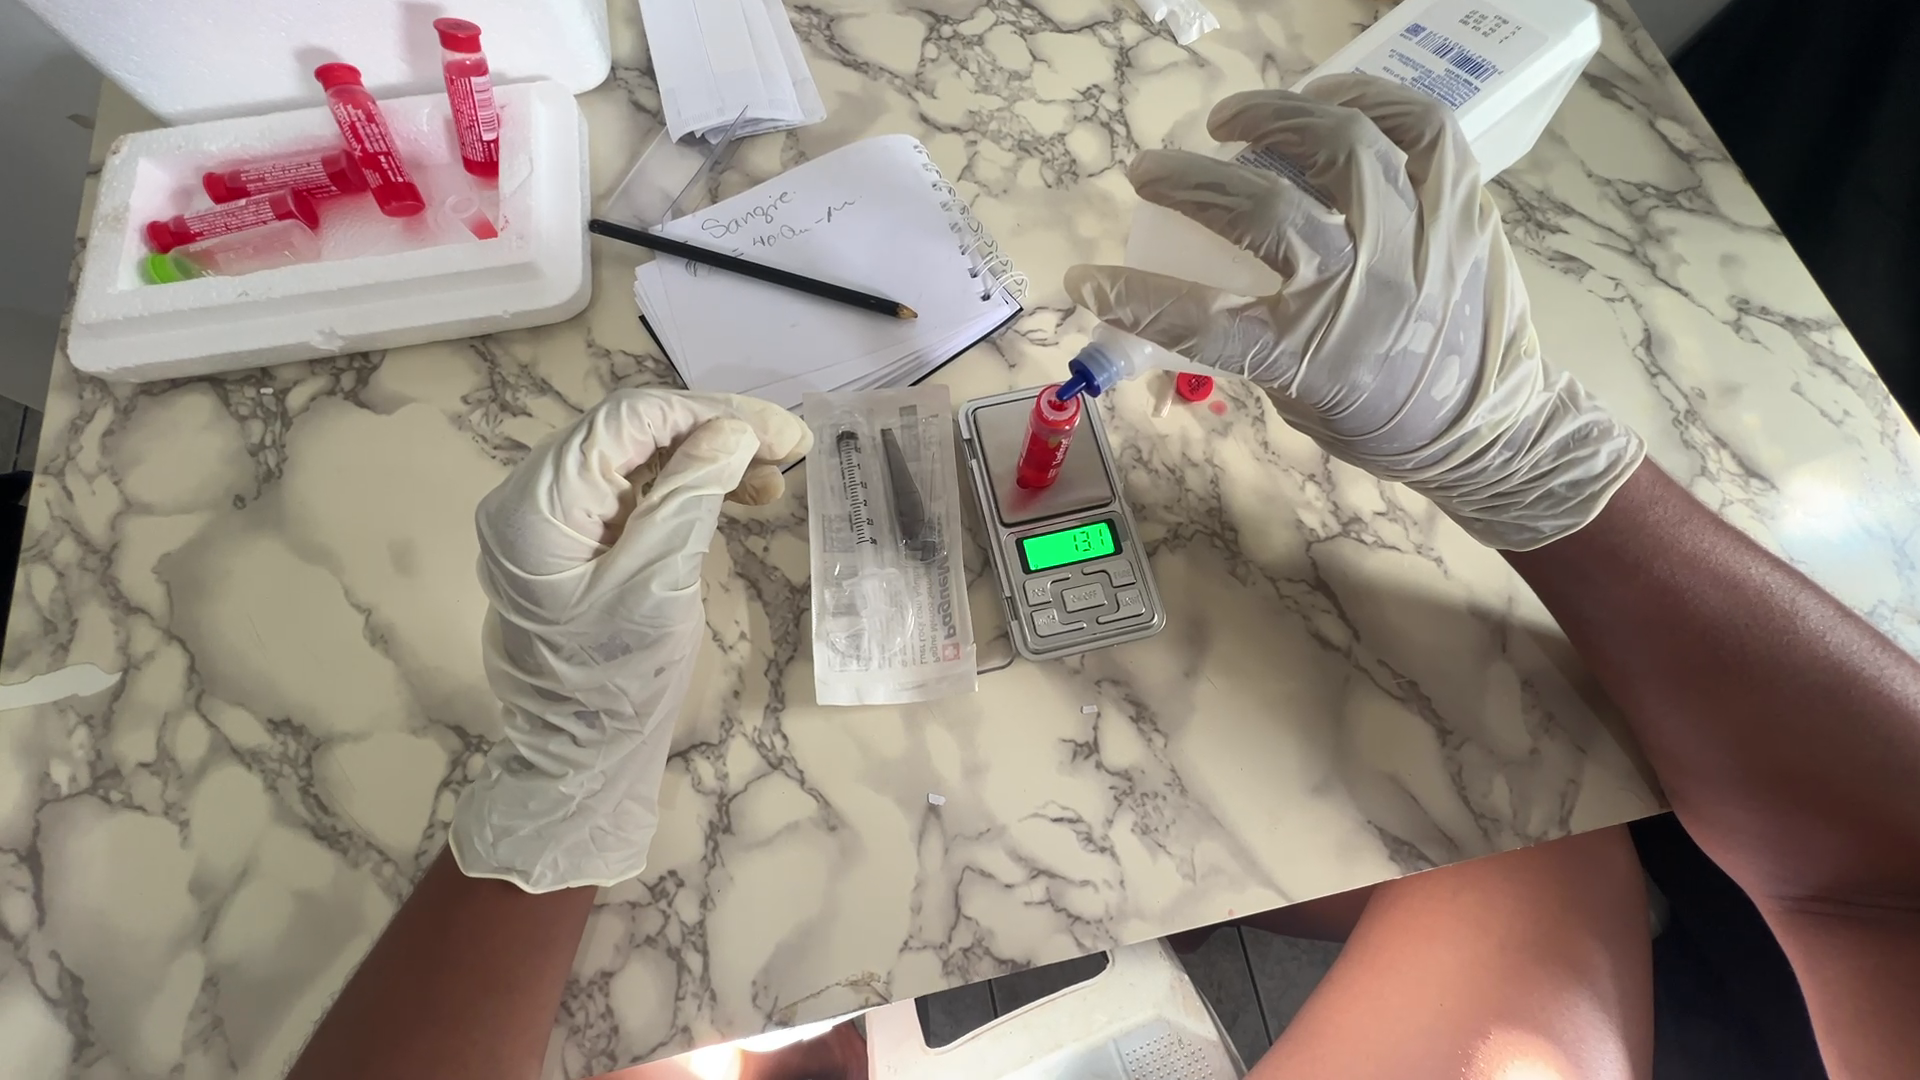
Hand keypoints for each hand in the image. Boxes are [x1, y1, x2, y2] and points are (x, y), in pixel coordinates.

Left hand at [450, 389, 810, 892]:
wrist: (584, 751)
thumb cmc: (617, 680)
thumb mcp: (659, 583)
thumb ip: (690, 496)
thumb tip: (733, 429)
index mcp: (538, 505)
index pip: (626, 421)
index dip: (708, 414)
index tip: (779, 432)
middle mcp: (540, 495)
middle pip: (635, 432)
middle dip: (717, 430)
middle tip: (790, 443)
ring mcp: (564, 516)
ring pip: (647, 458)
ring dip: (714, 457)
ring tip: (779, 471)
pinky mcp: (589, 536)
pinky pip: (647, 493)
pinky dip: (698, 488)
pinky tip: (750, 493)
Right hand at [1065, 75, 1643, 549]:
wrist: (1487, 429)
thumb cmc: (1372, 423)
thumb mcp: (1291, 401)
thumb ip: (1244, 346)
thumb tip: (1192, 307)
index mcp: (1302, 358)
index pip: (1195, 324)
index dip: (1129, 299)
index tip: (1084, 279)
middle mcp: (1356, 294)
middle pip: (1260, 214)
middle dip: (1189, 184)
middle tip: (1149, 171)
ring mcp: (1416, 243)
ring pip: (1341, 149)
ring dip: (1271, 119)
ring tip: (1231, 118)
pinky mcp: (1463, 211)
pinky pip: (1422, 129)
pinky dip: (1368, 102)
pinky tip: (1328, 100)